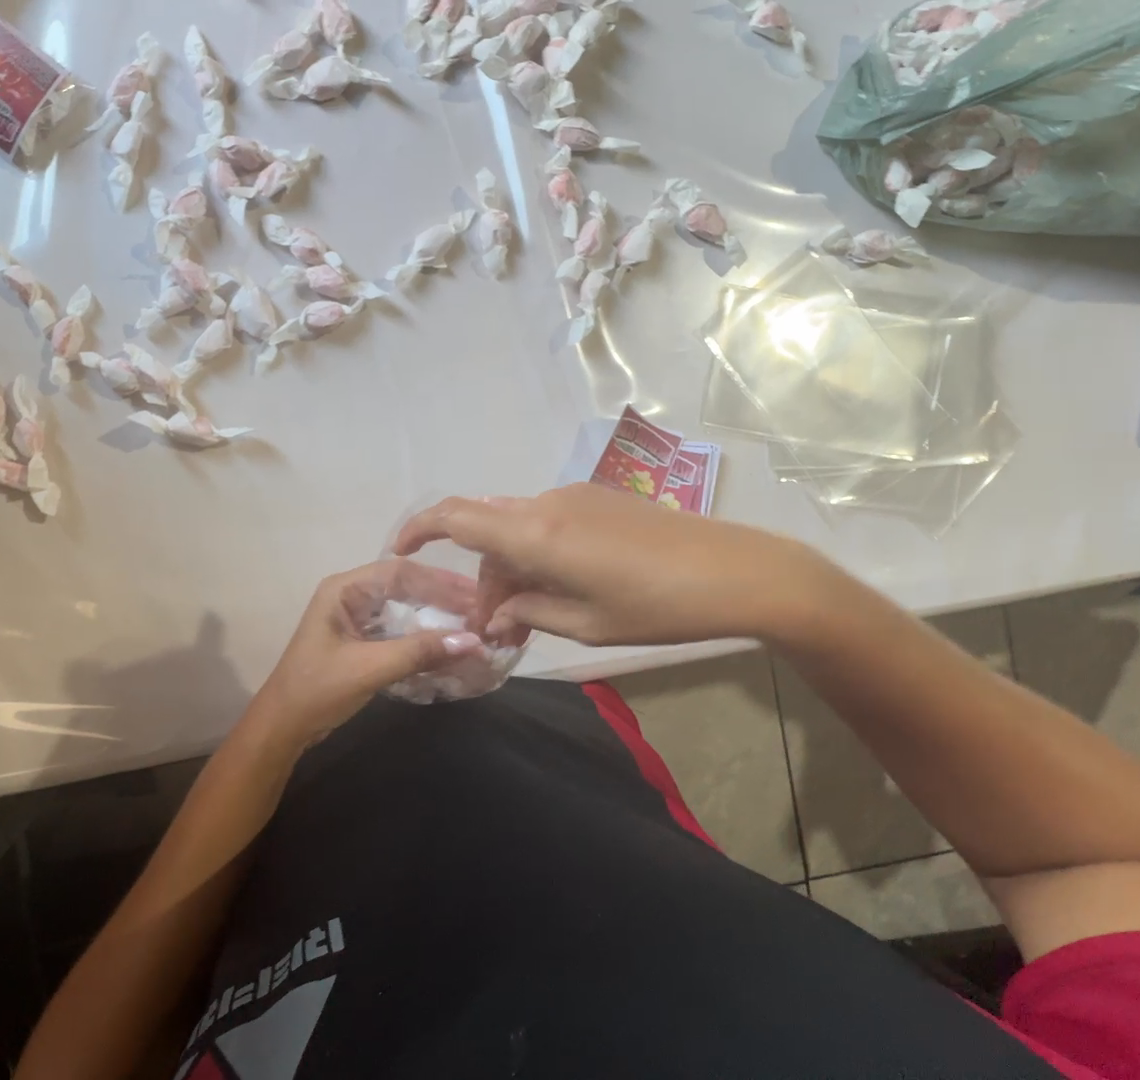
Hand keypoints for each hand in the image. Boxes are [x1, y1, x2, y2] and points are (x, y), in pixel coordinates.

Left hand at [245, 560, 484, 748]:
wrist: (283, 727)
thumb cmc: (318, 690)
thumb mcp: (369, 668)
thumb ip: (419, 651)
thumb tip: (472, 640)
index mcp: (343, 590)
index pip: (400, 572)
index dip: (441, 582)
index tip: (476, 595)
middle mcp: (349, 596)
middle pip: (405, 586)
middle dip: (443, 598)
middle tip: (483, 609)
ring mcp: (355, 620)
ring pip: (404, 609)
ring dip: (435, 617)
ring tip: (473, 625)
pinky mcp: (360, 643)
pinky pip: (398, 630)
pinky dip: (423, 637)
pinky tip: (448, 646)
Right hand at [393, 483, 839, 647]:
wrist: (740, 572)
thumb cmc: (658, 606)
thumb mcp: (584, 624)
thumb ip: (527, 612)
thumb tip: (495, 615)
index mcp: (536, 533)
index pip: (456, 517)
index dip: (419, 529)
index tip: (399, 552)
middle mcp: (547, 504)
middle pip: (488, 533)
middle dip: (481, 580)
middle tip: (495, 632)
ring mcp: (576, 497)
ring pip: (519, 530)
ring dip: (512, 571)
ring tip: (529, 620)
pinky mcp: (600, 500)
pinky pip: (548, 524)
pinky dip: (538, 556)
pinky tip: (560, 591)